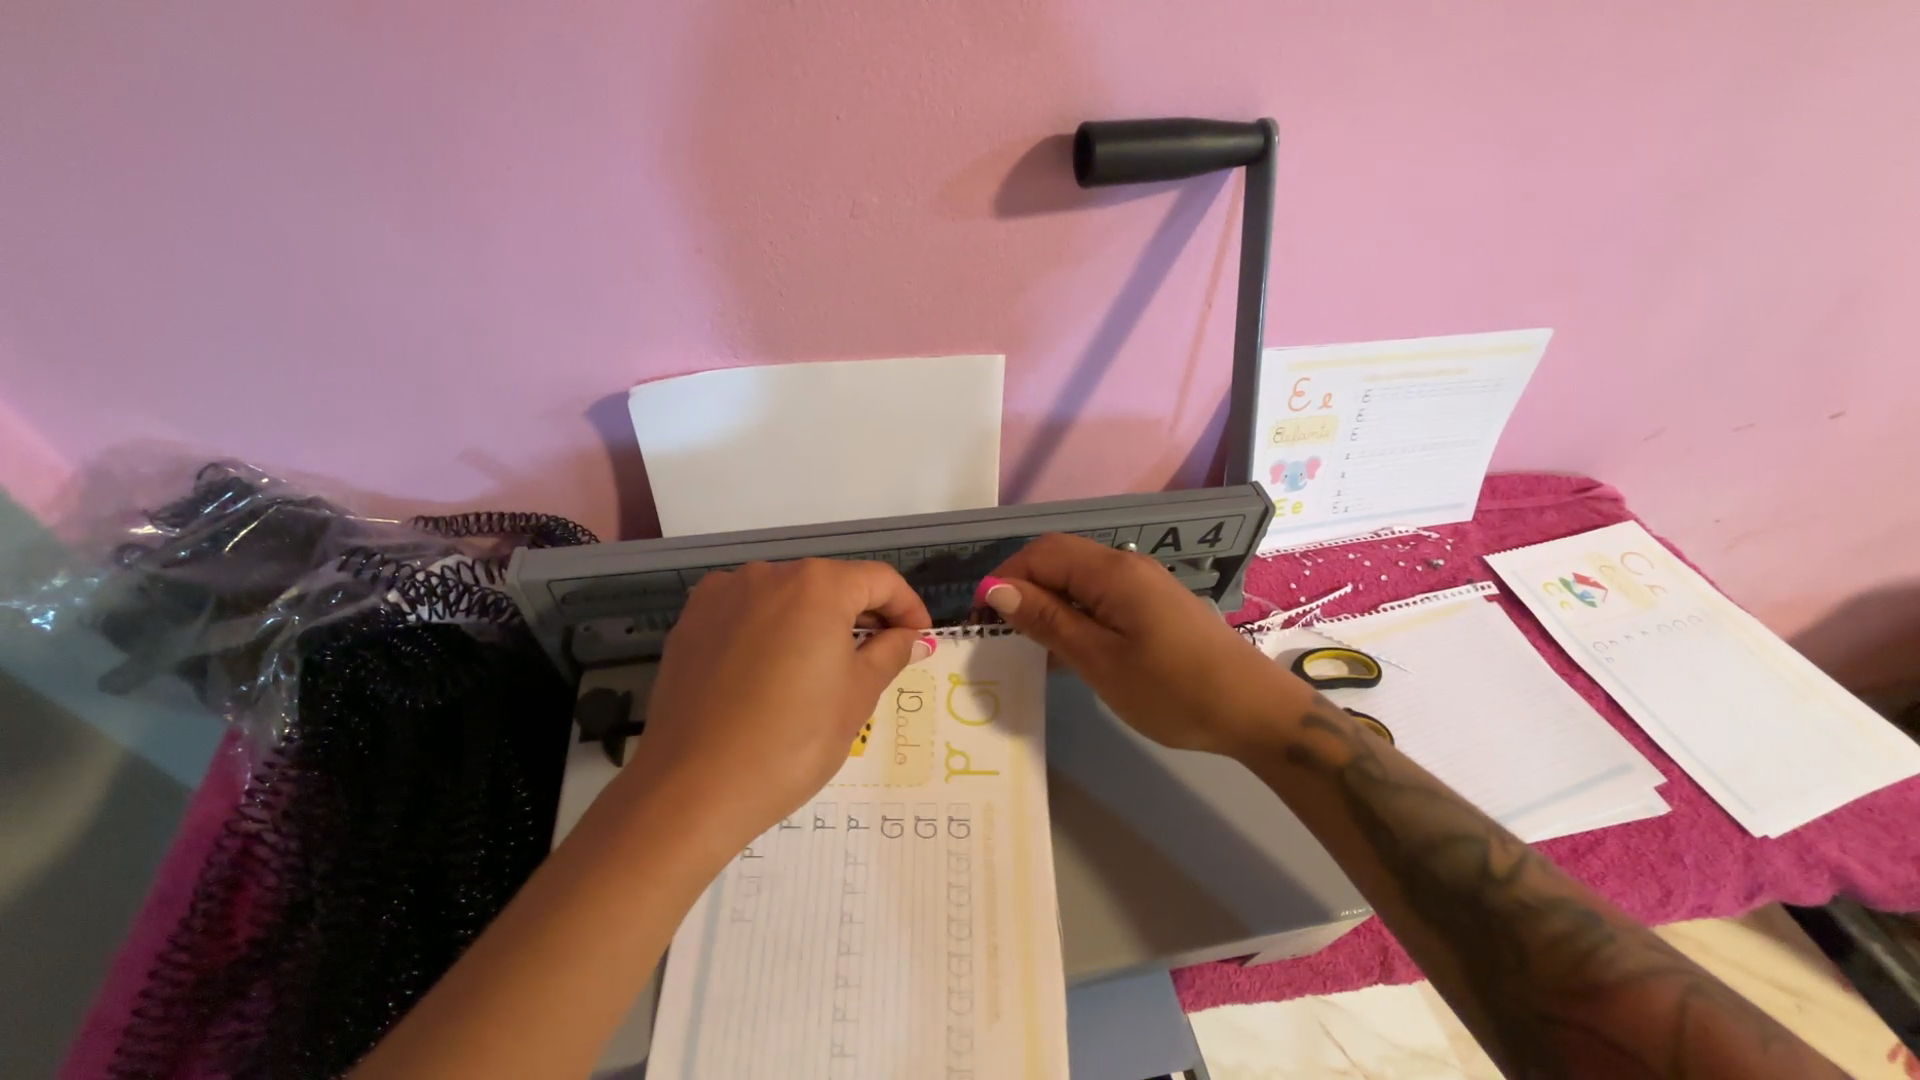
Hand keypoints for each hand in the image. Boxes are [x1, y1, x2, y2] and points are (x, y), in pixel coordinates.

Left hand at [622, 559, 932, 848]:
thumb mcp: (857, 698)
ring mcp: (722, 596)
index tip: (918, 639)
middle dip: (860, 615)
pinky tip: (771, 674)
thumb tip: (911, 638)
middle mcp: (767, 575)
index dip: (907, 608)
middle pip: (829, 584)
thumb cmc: (792, 742)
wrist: (693, 788)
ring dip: (812, 622)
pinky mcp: (690, 622)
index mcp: (817, 586)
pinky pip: (745, 614)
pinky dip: (769, 632)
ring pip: (784, 598)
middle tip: (878, 658)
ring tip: (822, 669)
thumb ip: (889, 654)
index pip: (879, 580)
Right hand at [981, 533, 1310, 758]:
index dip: (1006, 577)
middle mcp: (1127, 566)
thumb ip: (1047, 620)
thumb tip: (997, 589)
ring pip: (1080, 581)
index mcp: (1112, 571)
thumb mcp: (1099, 660)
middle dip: (1024, 588)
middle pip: (1060, 560)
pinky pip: (1102, 599)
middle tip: (1001, 633)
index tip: (982, 618)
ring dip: (1049, 604)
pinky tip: (1067, 651)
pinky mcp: (1155, 607)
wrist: (1253, 711)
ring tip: (1028, 646)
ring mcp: (1144, 586)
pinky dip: (1076, 616)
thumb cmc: (1171, 689)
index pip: (1042, 553)